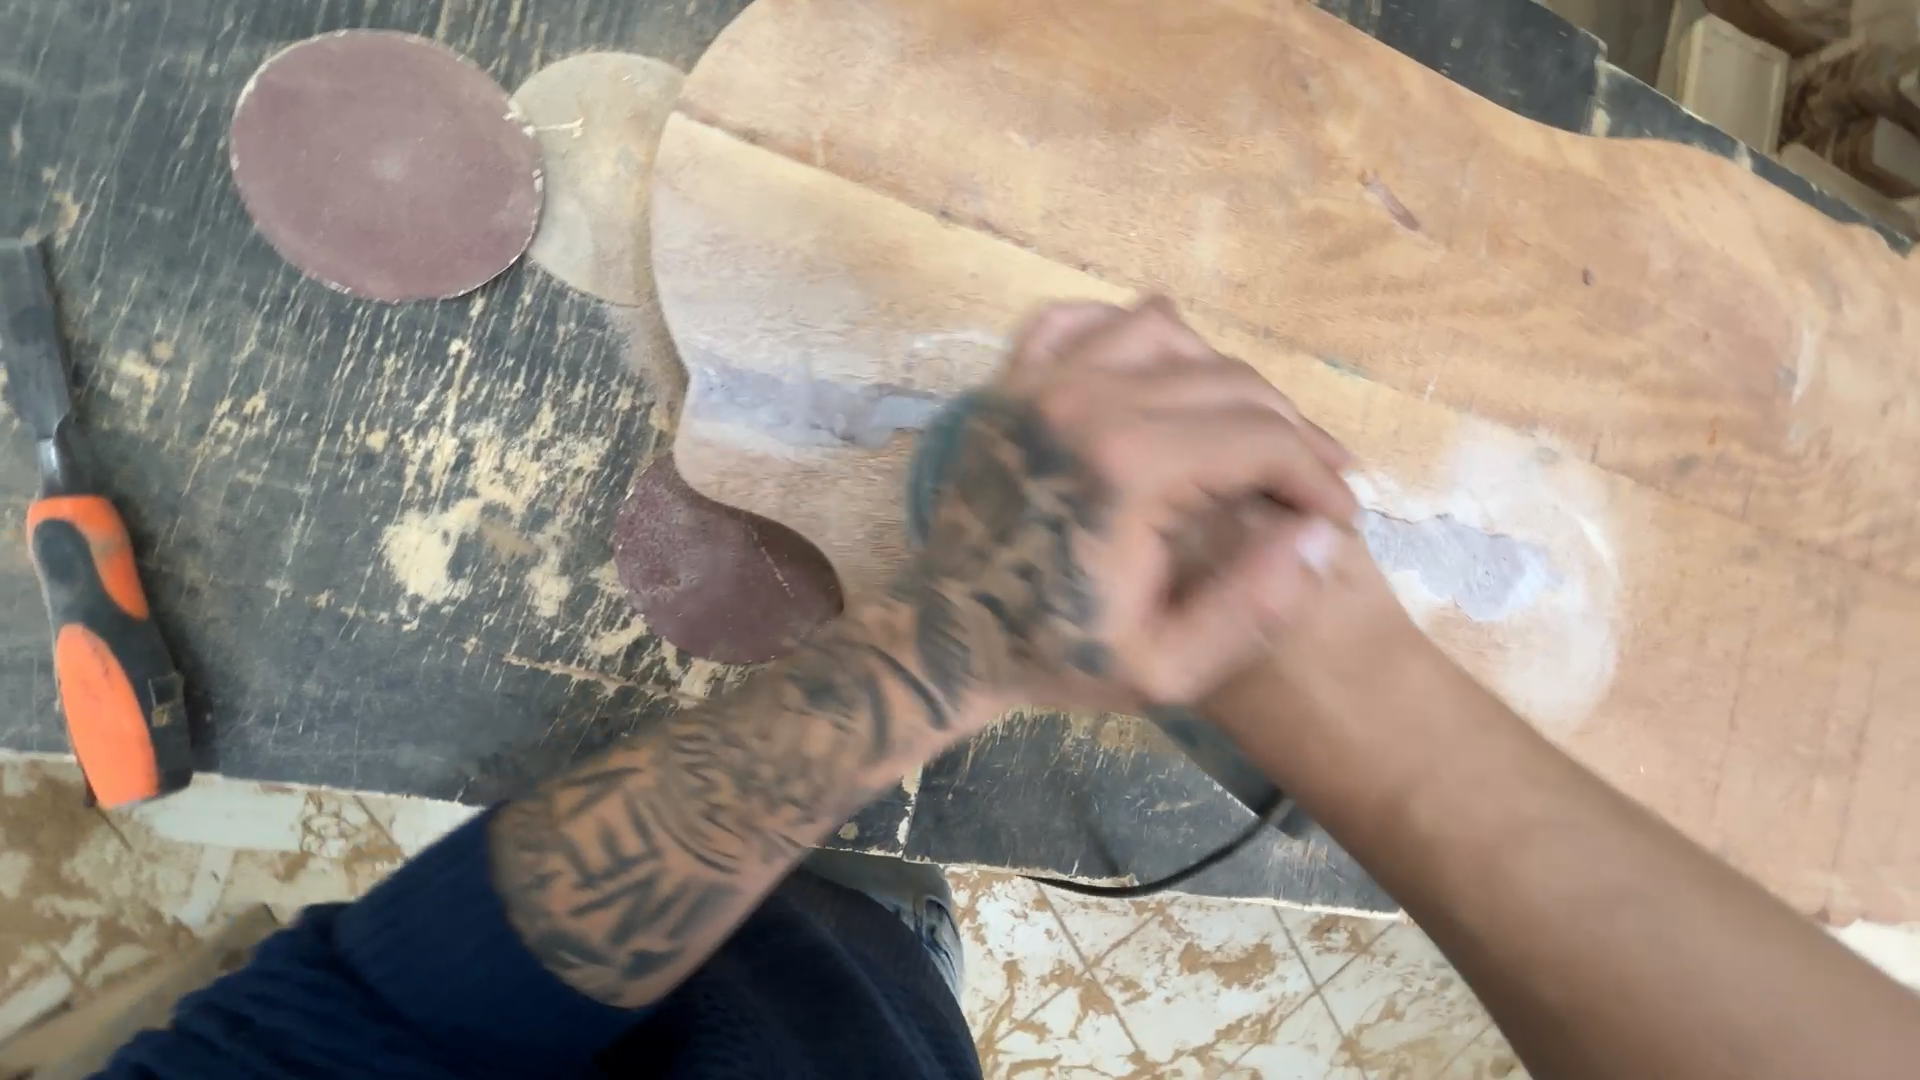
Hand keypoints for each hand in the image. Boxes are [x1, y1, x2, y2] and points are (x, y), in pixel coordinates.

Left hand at [895, 296, 1358, 717]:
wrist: (949, 635)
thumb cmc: (1054, 656)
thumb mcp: (1166, 668)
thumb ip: (1254, 606)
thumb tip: (1320, 533)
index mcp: (1129, 469)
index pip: (1263, 439)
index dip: (1317, 475)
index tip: (1337, 510)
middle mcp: (1087, 400)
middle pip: (1228, 381)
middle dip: (1288, 430)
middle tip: (1309, 476)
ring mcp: (1040, 382)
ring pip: (1166, 330)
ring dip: (1218, 375)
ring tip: (1241, 426)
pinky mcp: (1010, 383)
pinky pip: (1079, 319)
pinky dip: (1127, 334)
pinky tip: (1153, 373)